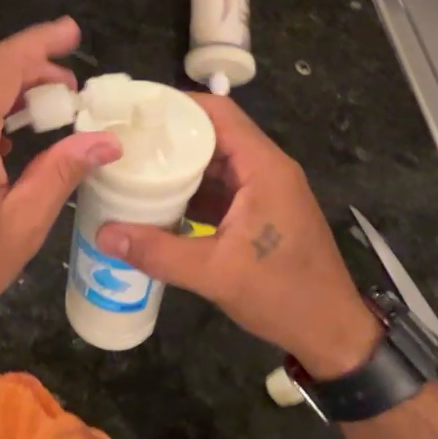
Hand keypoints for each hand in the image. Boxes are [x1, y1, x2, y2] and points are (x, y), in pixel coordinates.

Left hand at [0, 18, 121, 363]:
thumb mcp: (21, 225)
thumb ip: (61, 173)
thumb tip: (106, 142)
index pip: (2, 66)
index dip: (40, 43)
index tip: (72, 31)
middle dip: (28, 64)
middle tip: (69, 84)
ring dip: (3, 84)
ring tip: (47, 103)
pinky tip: (6, 133)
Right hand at [95, 94, 381, 378]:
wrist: (333, 334)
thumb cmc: (284, 295)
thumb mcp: (216, 274)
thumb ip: (158, 252)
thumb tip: (104, 234)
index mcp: (264, 168)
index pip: (219, 112)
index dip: (177, 104)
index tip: (134, 110)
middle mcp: (267, 169)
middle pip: (213, 133)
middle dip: (169, 135)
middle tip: (122, 139)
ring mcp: (265, 191)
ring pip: (215, 161)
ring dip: (178, 163)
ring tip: (131, 164)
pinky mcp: (260, 212)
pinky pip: (220, 187)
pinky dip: (190, 189)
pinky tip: (156, 199)